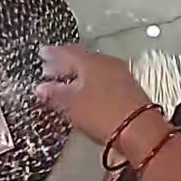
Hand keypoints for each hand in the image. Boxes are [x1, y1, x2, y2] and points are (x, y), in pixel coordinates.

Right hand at [37, 45, 168, 159]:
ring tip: (65, 83)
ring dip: (78, 74)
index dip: (53, 53)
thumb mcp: (73, 105)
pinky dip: (90, 82)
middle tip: (50, 69)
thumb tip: (41, 88)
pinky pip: (103, 78)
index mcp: (91, 61)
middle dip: (65, 64)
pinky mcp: (127, 87)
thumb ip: (55, 94)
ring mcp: (120, 73)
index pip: (68, 51)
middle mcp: (107, 62)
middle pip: (82, 59)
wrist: (139, 129)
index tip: (42, 53)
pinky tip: (85, 92)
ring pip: (93, 69)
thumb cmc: (103, 113)